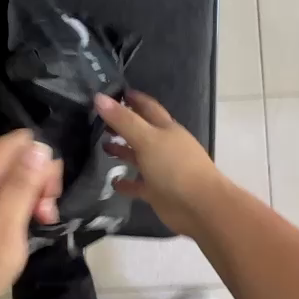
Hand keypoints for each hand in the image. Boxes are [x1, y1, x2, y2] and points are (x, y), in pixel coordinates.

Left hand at [0, 130, 62, 298]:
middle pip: (15, 155)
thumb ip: (23, 184)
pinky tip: (19, 225)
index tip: (47, 198)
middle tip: (44, 216)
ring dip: (28, 194)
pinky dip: (13, 203)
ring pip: (9, 173)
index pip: (20, 141)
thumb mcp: (7, 227)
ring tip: (35, 224)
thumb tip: (40, 147)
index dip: (41, 163)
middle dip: (37, 180)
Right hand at [97, 90, 231, 236]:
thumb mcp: (147, 139)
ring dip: (122, 151)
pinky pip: (137, 184)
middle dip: (123, 124)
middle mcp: (163, 146)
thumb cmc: (175, 167)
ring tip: (101, 146)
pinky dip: (125, 182)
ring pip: (138, 156)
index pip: (147, 107)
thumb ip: (123, 120)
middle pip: (140, 131)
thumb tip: (98, 97)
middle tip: (98, 119)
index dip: (132, 99)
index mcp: (165, 129)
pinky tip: (112, 181)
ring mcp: (161, 169)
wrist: (199, 207)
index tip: (113, 92)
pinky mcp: (157, 191)